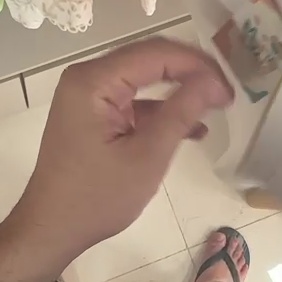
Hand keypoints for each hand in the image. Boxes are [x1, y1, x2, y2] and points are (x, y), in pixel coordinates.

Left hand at [6, 37, 233, 263]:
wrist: (52, 227)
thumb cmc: (97, 198)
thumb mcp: (147, 156)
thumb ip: (181, 113)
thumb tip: (214, 82)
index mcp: (94, 80)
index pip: (156, 53)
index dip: (198, 66)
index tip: (230, 88)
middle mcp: (87, 77)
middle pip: (148, 60)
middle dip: (190, 75)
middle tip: (226, 95)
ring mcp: (86, 95)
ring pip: (142, 79)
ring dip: (177, 93)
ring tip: (213, 111)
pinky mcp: (90, 114)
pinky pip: (131, 100)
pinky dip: (158, 111)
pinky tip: (188, 130)